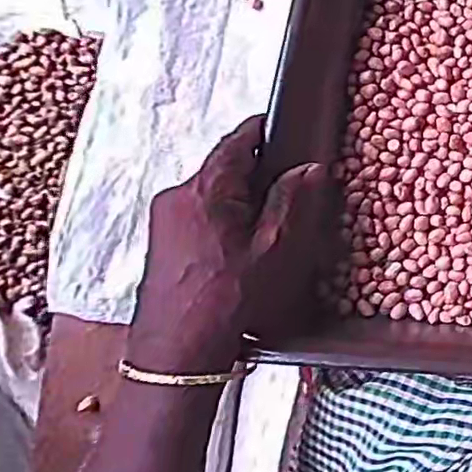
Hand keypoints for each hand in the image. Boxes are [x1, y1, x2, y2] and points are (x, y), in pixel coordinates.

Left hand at [126, 115, 327, 374]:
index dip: (262, 130)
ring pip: (211, 189)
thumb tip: (309, 168)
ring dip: (239, 195)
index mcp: (205, 191)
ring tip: (267, 222)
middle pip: (223, 166)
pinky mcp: (162, 236)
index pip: (236, 142)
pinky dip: (222, 214)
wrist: (180, 346)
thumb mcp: (273, 247)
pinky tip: (242, 241)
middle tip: (287, 186)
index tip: (280, 125)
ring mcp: (165, 216)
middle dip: (256, 171)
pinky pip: (198, 210)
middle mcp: (177, 195)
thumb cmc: (227, 298)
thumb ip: (290, 200)